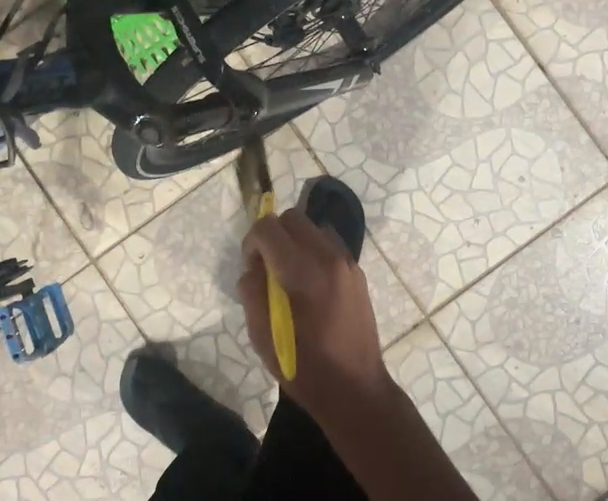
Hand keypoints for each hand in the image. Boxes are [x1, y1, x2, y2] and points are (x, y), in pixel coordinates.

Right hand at [238, 208, 392, 422]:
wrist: (356, 389)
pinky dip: (313, 250)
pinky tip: (309, 284)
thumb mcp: (263, 336)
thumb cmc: (305, 368)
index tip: (251, 267)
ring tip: (288, 275)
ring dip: (294, 241)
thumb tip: (253, 268)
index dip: (251, 242)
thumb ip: (252, 292)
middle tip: (266, 269)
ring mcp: (347, 262)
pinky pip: (329, 243)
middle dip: (272, 235)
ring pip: (312, 227)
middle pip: (292, 218)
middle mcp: (329, 257)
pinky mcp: (357, 271)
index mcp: (303, 272)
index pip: (269, 227)